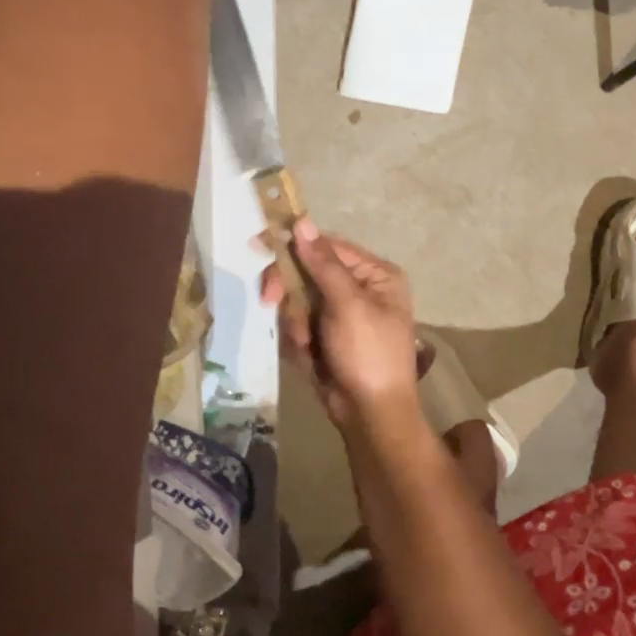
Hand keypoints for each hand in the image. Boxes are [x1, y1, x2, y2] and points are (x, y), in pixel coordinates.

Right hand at [261, 219, 418, 427]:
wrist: (371, 414)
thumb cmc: (369, 353)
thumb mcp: (348, 304)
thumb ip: (323, 263)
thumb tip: (302, 221)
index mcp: (376, 275)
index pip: (327, 247)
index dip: (294, 246)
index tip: (259, 245)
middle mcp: (360, 289)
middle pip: (307, 272)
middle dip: (291, 294)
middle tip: (270, 301)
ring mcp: (341, 315)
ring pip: (298, 302)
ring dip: (296, 325)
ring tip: (310, 347)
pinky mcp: (326, 338)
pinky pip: (299, 326)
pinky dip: (299, 342)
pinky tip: (311, 358)